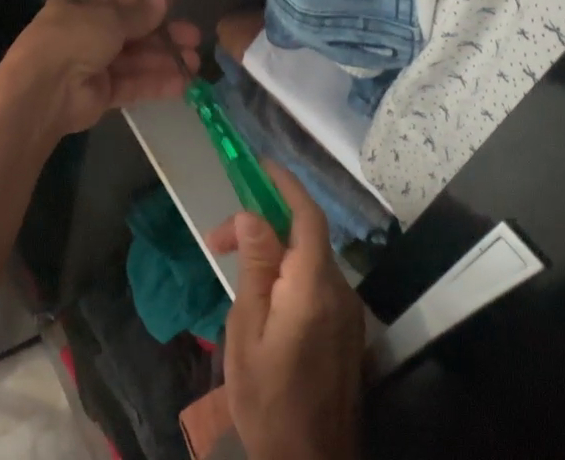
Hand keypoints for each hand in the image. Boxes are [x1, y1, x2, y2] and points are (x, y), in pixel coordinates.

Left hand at [0, 0, 201, 138]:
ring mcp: (92, 66)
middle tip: (195, 40)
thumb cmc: (72, 39)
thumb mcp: (108, 18)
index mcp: (79, 7)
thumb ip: (139, 14)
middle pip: (131, 34)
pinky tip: (182, 83)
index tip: (177, 9)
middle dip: (163, 37)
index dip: (148, 7)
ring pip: (134, 61)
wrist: (43, 90)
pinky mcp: (99, 95)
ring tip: (196, 64)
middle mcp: (85, 34)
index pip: (119, 3)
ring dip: (164, 61)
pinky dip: (155, 83)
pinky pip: (131, 84)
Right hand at [206, 164, 366, 459]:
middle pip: (305, 237)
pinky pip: (316, 284)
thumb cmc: (267, 398)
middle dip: (262, 224)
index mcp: (314, 289)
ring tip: (231, 264)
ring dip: (273, 251)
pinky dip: (288, 273)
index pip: (307, 219)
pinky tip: (260, 291)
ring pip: (310, 261)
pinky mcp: (346, 332)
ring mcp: (348, 315)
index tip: (260, 165)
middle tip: (217, 240)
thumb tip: (251, 217)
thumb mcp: (247, 329)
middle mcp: (340, 293)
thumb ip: (255, 269)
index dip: (286, 186)